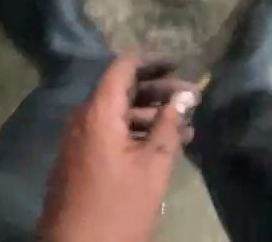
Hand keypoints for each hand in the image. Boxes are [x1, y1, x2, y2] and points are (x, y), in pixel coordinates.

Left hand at [39, 56, 198, 241]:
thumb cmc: (117, 208)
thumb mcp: (151, 167)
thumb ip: (168, 126)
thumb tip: (184, 96)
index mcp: (99, 111)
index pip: (124, 66)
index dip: (152, 62)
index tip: (179, 64)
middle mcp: (84, 117)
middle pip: (123, 89)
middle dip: (158, 92)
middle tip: (192, 98)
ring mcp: (79, 140)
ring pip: (118, 114)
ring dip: (150, 116)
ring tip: (186, 127)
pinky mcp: (79, 160)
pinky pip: (109, 133)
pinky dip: (134, 132)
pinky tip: (162, 146)